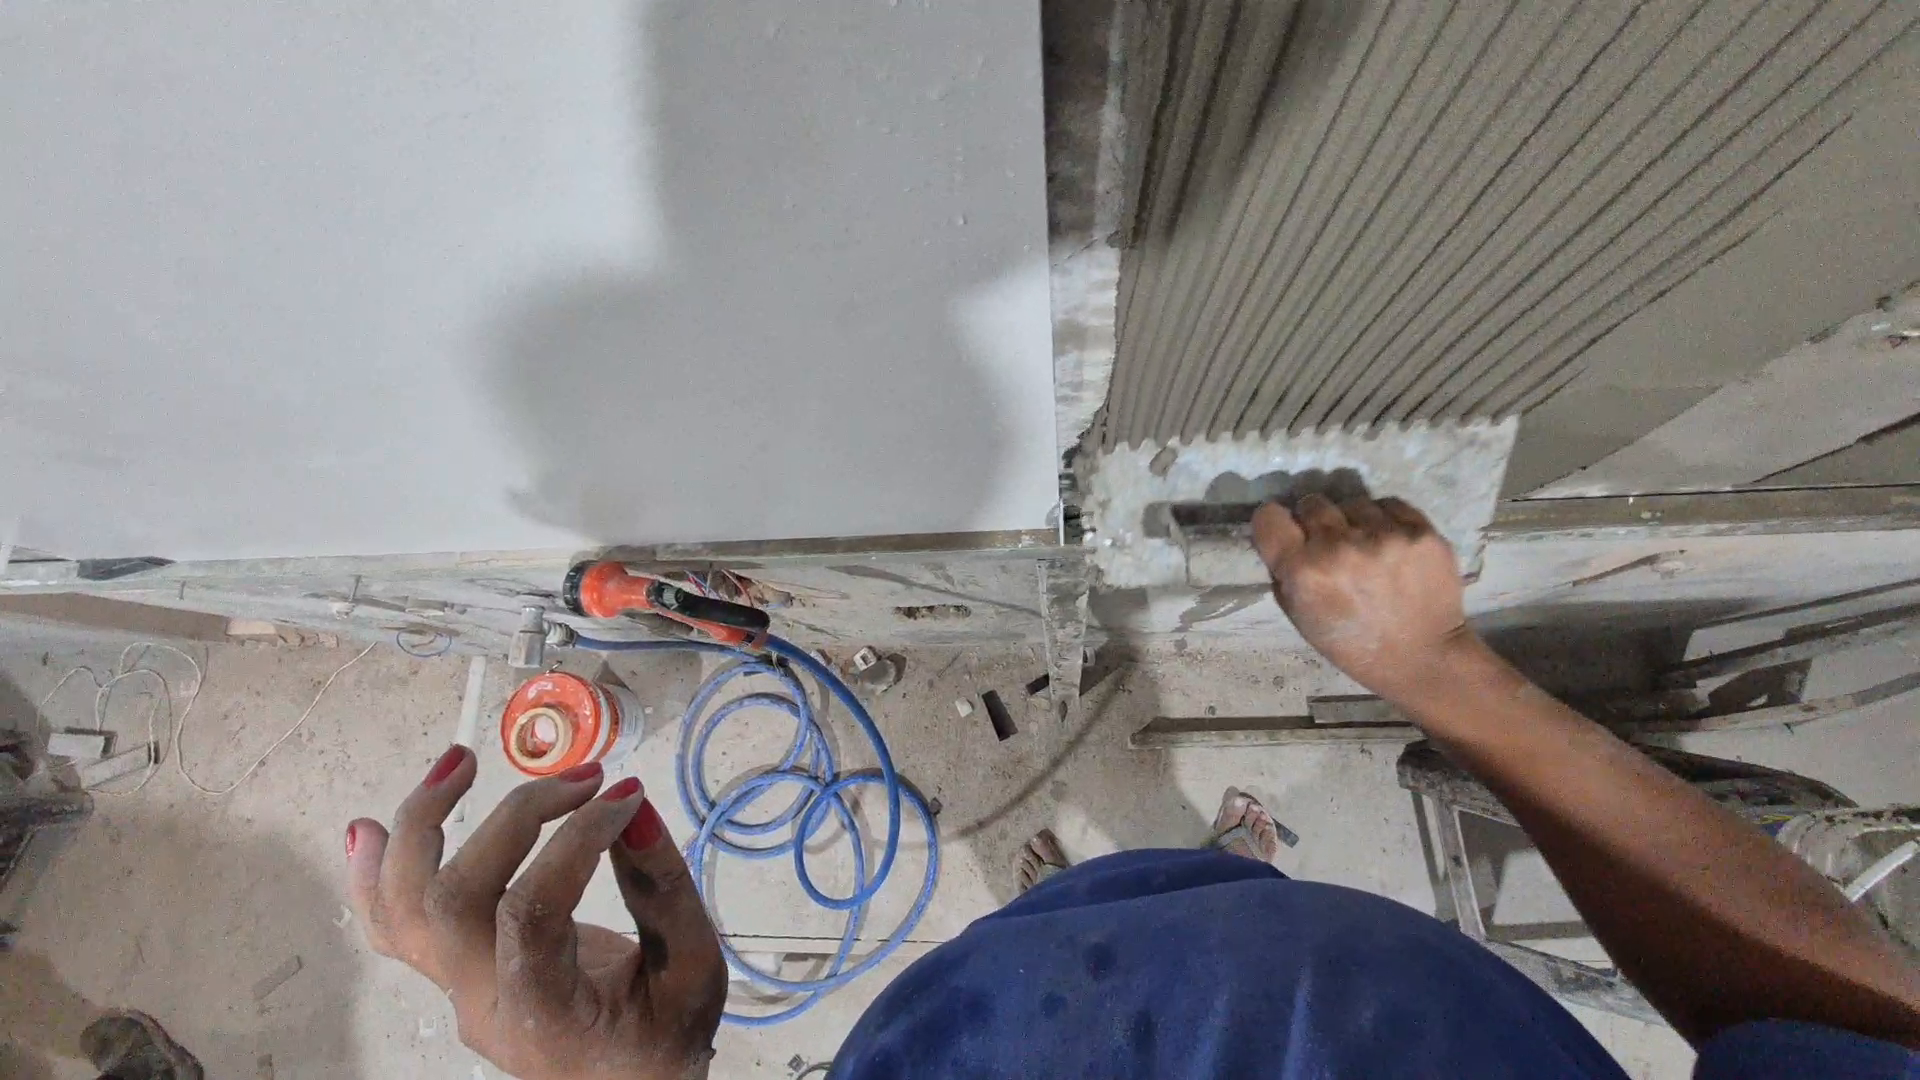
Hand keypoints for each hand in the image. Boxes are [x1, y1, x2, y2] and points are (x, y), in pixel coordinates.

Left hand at [346, 747, 725, 1079]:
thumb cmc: (666, 1035)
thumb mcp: (694, 967)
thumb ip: (665, 889)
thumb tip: (634, 806)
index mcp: (544, 1011)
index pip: (532, 911)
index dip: (576, 839)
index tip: (627, 793)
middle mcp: (480, 1002)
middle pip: (452, 900)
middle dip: (516, 818)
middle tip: (588, 777)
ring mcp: (457, 989)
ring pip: (403, 909)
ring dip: (423, 826)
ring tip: (459, 760)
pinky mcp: (456, 973)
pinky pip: (395, 927)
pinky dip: (377, 872)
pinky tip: (370, 828)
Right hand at [1251, 495, 1478, 703]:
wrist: (1422, 656)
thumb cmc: (1350, 642)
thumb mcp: (1298, 614)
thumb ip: (1285, 571)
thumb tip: (1284, 535)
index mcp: (1303, 571)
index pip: (1269, 516)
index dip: (1275, 523)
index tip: (1285, 532)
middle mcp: (1338, 546)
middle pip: (1312, 503)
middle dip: (1315, 521)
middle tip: (1329, 542)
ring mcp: (1382, 536)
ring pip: (1352, 503)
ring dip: (1353, 521)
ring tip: (1366, 547)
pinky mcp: (1419, 531)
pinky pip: (1389, 505)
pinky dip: (1385, 520)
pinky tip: (1391, 545)